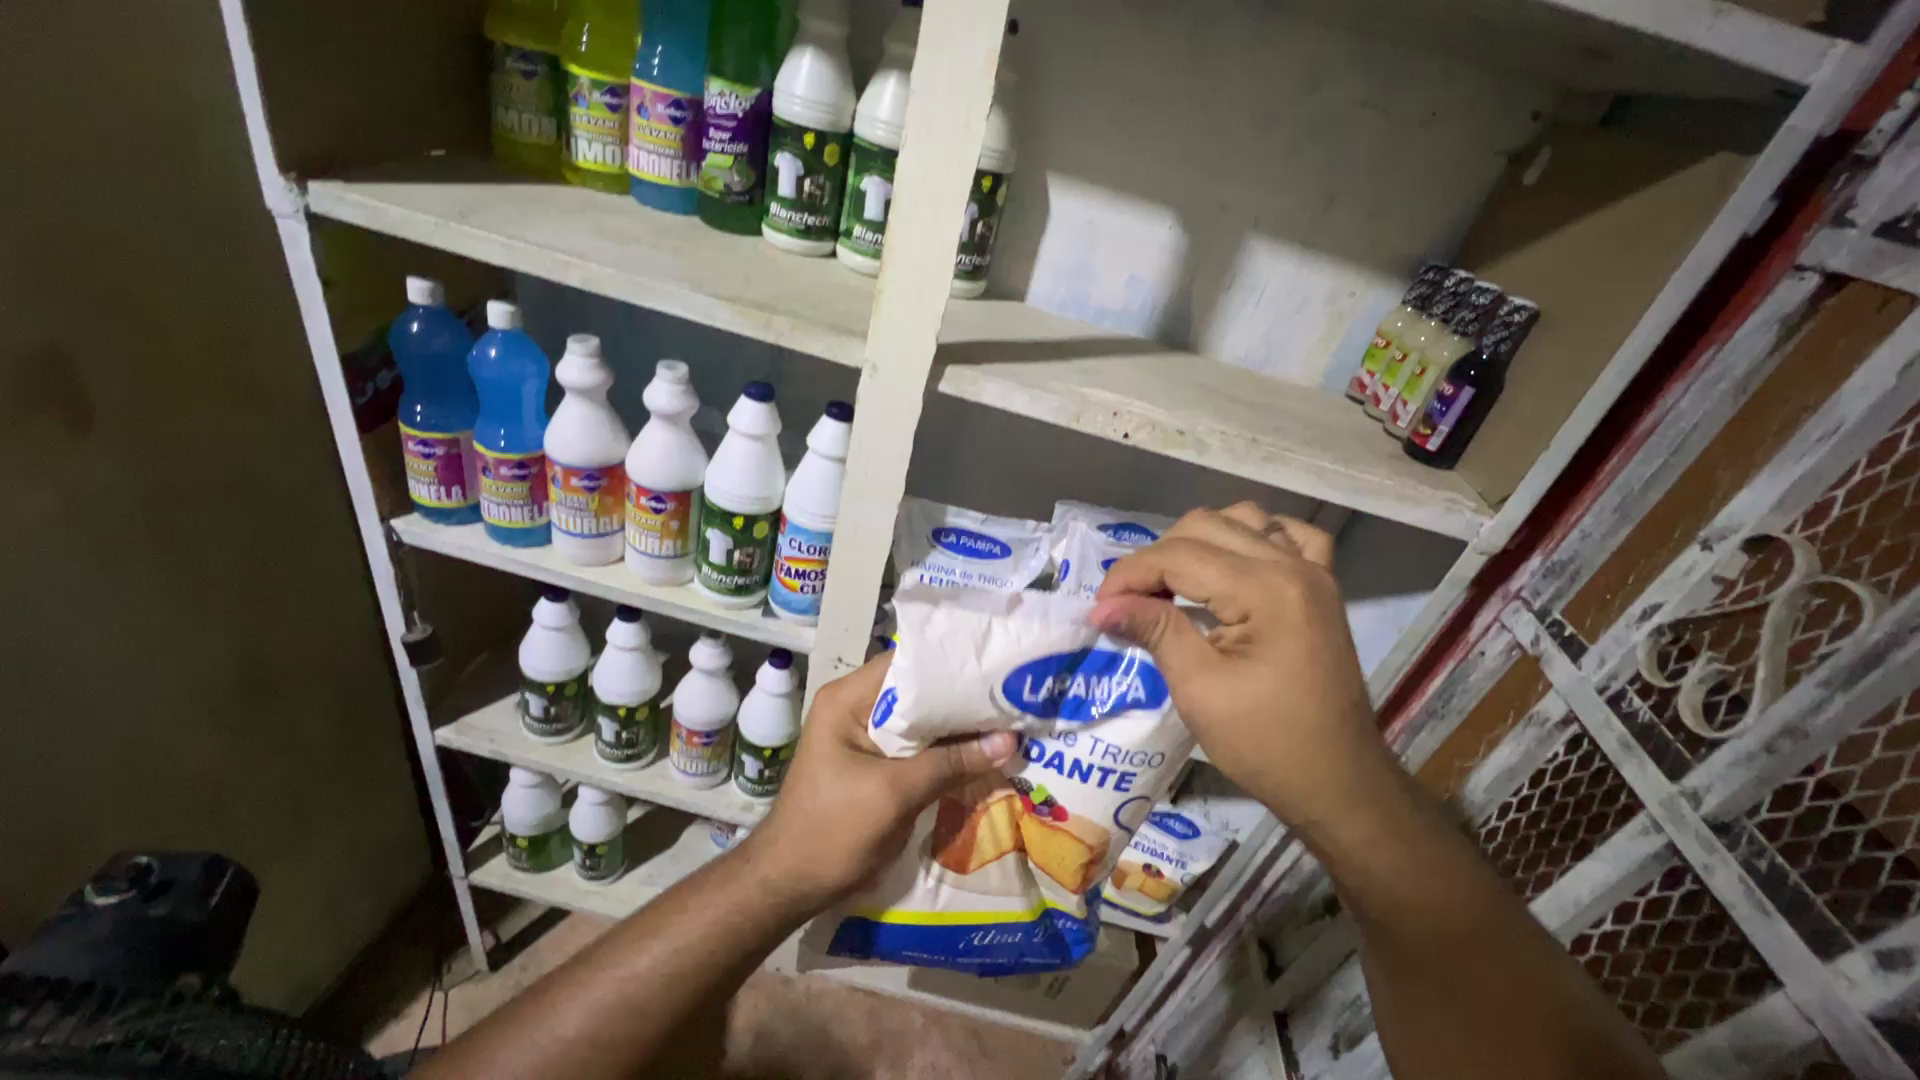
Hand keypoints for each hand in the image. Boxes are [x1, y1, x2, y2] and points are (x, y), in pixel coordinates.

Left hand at [741, 654, 1019, 910]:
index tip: (997, 670)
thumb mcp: (895, 794)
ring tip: (1010, 723)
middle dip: (963, 699)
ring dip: (959, 728)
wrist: (790, 884)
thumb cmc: (833, 831)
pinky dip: (947, 752)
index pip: (908, 663)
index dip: (953, 664)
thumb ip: (951, 763)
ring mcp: (864, 737)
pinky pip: (918, 748)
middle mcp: (855, 707)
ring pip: (922, 721)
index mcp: (848, 699)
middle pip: (919, 691)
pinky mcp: (875, 765)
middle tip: (1015, 699)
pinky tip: (983, 755)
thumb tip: (1011, 740)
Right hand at [1090, 503, 1399, 834]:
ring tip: (1173, 584)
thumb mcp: (1198, 689)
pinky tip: (1231, 566)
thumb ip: (1154, 631)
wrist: (1337, 781)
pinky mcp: (1322, 587)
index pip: (1179, 555)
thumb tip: (1103, 606)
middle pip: (1205, 526)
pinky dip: (1251, 538)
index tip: (1100, 608)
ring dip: (1198, 542)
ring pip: (1242, 520)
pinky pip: (1287, 536)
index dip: (1129, 575)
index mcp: (1265, 589)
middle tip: (1130, 602)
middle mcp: (1293, 565)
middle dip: (1156, 557)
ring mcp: (1314, 572)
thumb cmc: (1264, 743)